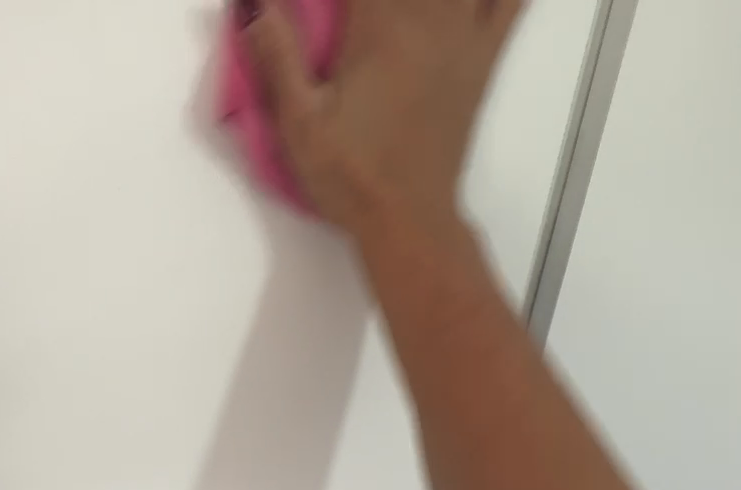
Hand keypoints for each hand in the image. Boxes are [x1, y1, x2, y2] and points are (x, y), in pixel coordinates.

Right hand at [240, 0, 523, 231]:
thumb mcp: (299, 123)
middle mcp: (429, 16)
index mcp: (378, 28)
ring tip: (395, 13)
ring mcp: (465, 33)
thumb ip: (279, 58)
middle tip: (356, 17)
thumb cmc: (349, 175)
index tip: (320, 7)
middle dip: (370, 0)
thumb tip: (256, 5)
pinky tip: (464, 4)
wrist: (406, 217)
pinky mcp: (484, 58)